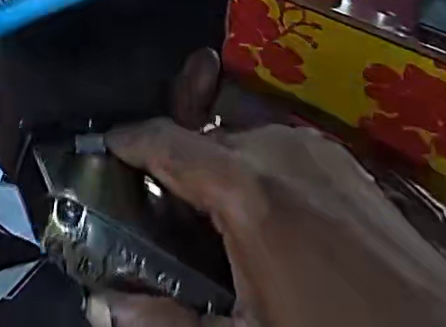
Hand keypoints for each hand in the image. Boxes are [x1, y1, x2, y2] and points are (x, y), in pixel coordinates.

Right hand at [86, 120, 445, 326]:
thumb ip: (168, 322)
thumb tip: (105, 302)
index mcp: (244, 186)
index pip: (162, 138)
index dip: (124, 140)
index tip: (99, 148)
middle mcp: (275, 147)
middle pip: (199, 137)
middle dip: (170, 164)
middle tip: (153, 209)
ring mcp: (315, 149)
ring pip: (239, 142)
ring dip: (214, 167)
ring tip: (210, 221)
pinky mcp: (346, 162)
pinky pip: (278, 151)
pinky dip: (253, 170)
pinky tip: (268, 221)